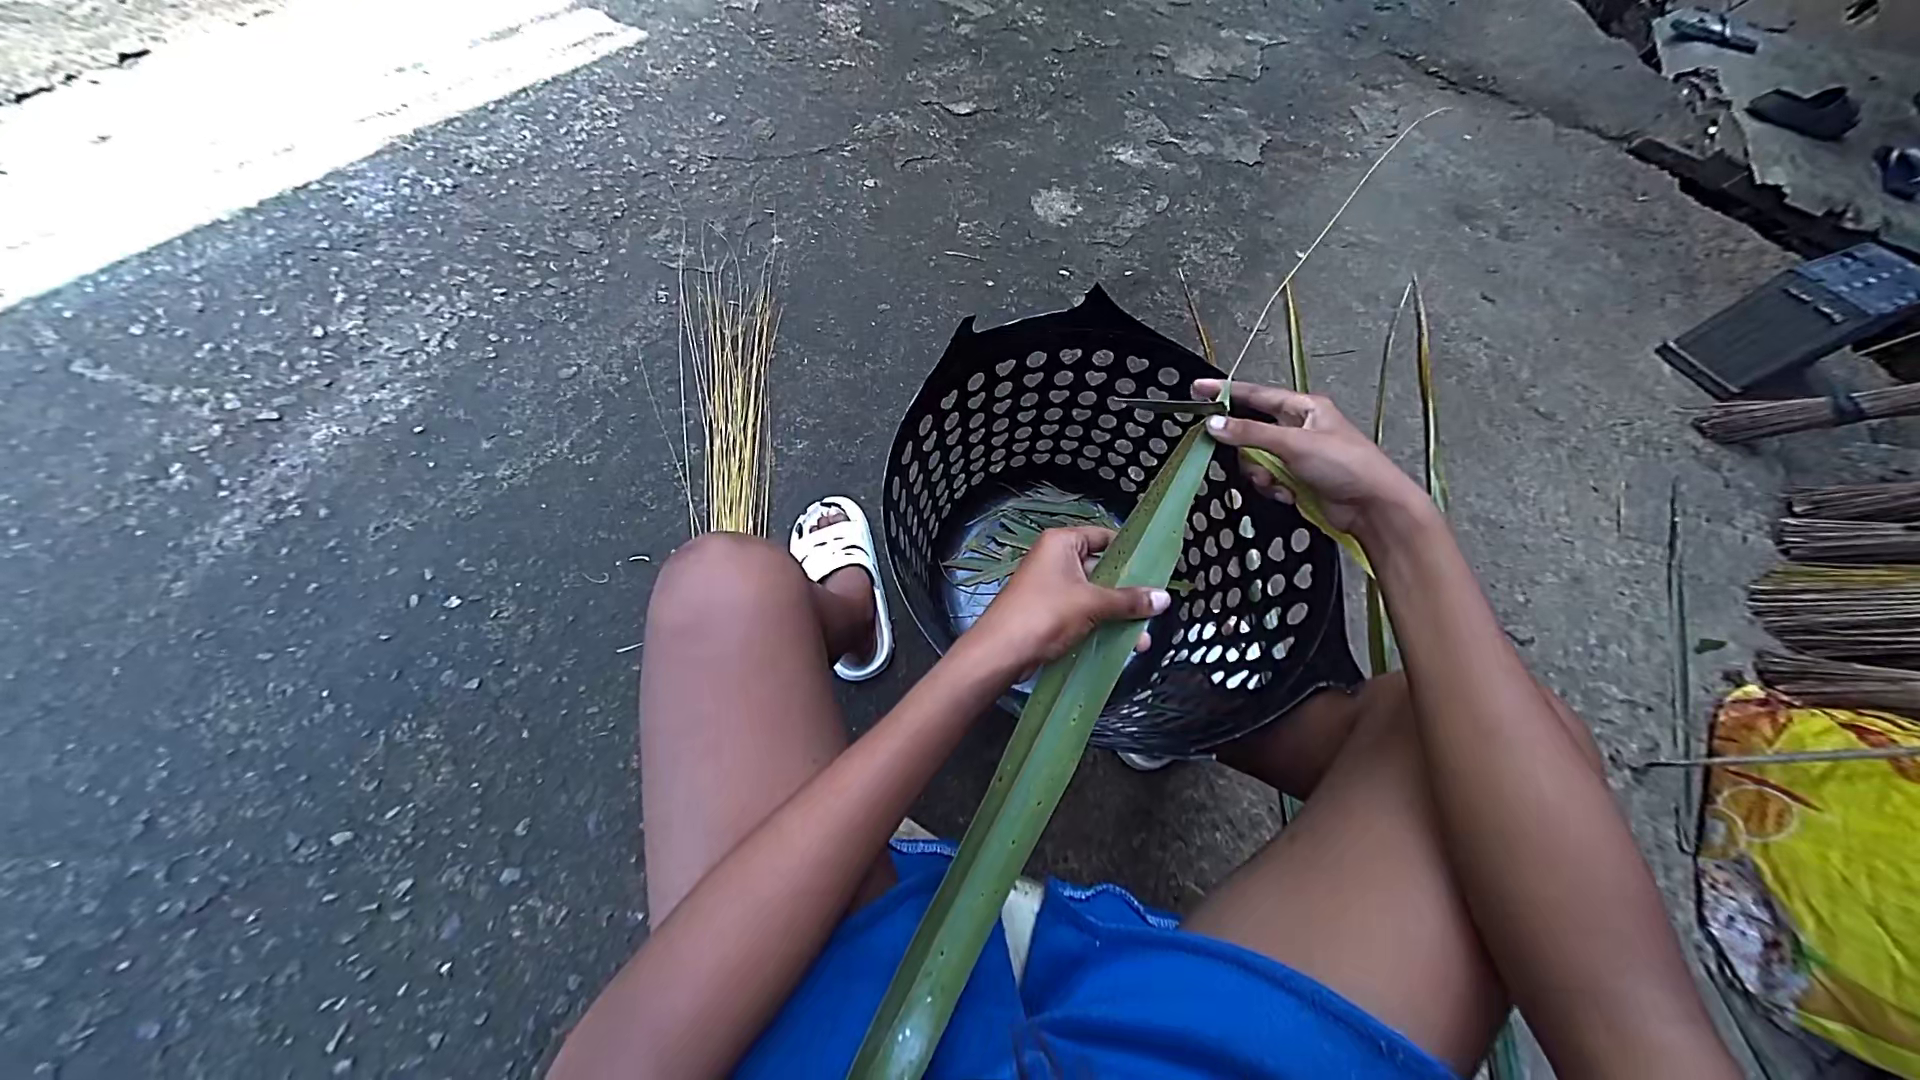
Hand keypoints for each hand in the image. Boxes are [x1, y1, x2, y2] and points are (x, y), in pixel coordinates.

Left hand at [964, 526, 1170, 673]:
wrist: (1001, 652)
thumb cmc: (1044, 614)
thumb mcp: (1092, 603)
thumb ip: (1129, 600)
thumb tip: (1163, 598)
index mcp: (1061, 543)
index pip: (1104, 536)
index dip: (1130, 551)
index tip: (1156, 567)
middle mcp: (1055, 560)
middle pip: (1102, 568)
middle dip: (1128, 591)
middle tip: (1155, 606)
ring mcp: (1051, 587)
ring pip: (1095, 595)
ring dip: (1118, 614)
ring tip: (1143, 636)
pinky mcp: (1050, 612)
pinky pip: (1083, 613)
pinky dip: (1102, 625)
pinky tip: (1124, 644)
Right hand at [1192, 379, 1431, 542]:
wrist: (1372, 507)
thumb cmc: (1348, 465)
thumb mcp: (1293, 444)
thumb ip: (1250, 433)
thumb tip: (1216, 424)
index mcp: (1304, 408)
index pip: (1256, 395)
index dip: (1226, 392)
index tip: (1200, 389)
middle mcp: (1299, 428)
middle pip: (1251, 431)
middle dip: (1247, 449)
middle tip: (1244, 456)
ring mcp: (1296, 454)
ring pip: (1255, 459)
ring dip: (1260, 473)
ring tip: (1275, 481)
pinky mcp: (1295, 477)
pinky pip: (1266, 478)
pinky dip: (1271, 486)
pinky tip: (1287, 492)